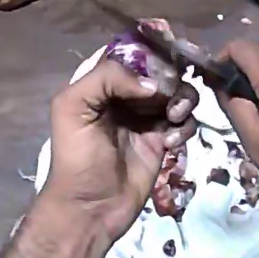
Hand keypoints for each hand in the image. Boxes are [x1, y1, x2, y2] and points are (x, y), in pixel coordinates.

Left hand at [41, 59, 198, 241]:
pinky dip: (183, 127)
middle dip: (172, 78)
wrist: (89, 208)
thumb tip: (154, 84)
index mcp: (100, 83)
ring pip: (178, 94)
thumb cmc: (76, 157)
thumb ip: (106, 79)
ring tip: (173, 117)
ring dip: (183, 100)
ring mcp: (146, 118)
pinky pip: (185, 122)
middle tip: (168, 97)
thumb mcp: (73, 107)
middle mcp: (125, 96)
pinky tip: (168, 143)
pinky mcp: (162, 141)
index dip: (151, 49)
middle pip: (161, 71)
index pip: (130, 53)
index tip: (170, 50)